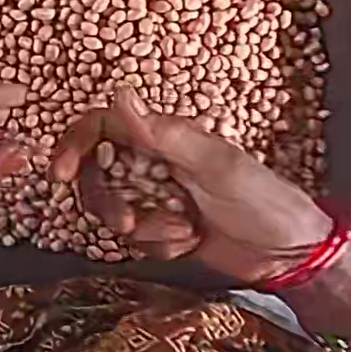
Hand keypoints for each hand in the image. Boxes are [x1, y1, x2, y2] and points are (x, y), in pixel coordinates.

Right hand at [48, 85, 333, 283]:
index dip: (72, 146)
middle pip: (95, 174)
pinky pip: (133, 238)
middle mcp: (151, 163)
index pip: (99, 129)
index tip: (59, 174)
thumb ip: (162, 134)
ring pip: (111, 209)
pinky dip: (157, 244)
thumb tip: (119, 94)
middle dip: (109, 201)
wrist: (290, 257)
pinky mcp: (158, 229)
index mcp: (162, 137)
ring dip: (141, 226)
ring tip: (181, 230)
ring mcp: (153, 196)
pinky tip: (188, 241)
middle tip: (129, 221)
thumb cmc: (263, 200)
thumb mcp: (216, 164)